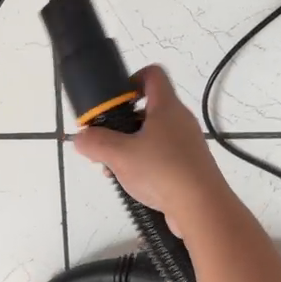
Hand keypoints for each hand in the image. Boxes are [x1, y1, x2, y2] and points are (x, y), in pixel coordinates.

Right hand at [71, 66, 237, 233]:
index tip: (115, 101)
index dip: (132, 80)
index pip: (152, 74)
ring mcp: (188, 144)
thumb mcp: (120, 156)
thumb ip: (96, 143)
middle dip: (123, 125)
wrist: (201, 207)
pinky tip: (134, 184)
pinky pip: (163, 158)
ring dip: (131, 149)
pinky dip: (146, 165)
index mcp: (166, 106)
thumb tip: (80, 138)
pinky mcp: (190, 167)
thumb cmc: (162, 171)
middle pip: (148, 110)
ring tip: (115, 170)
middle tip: (106, 145)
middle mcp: (180, 120)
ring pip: (153, 137)